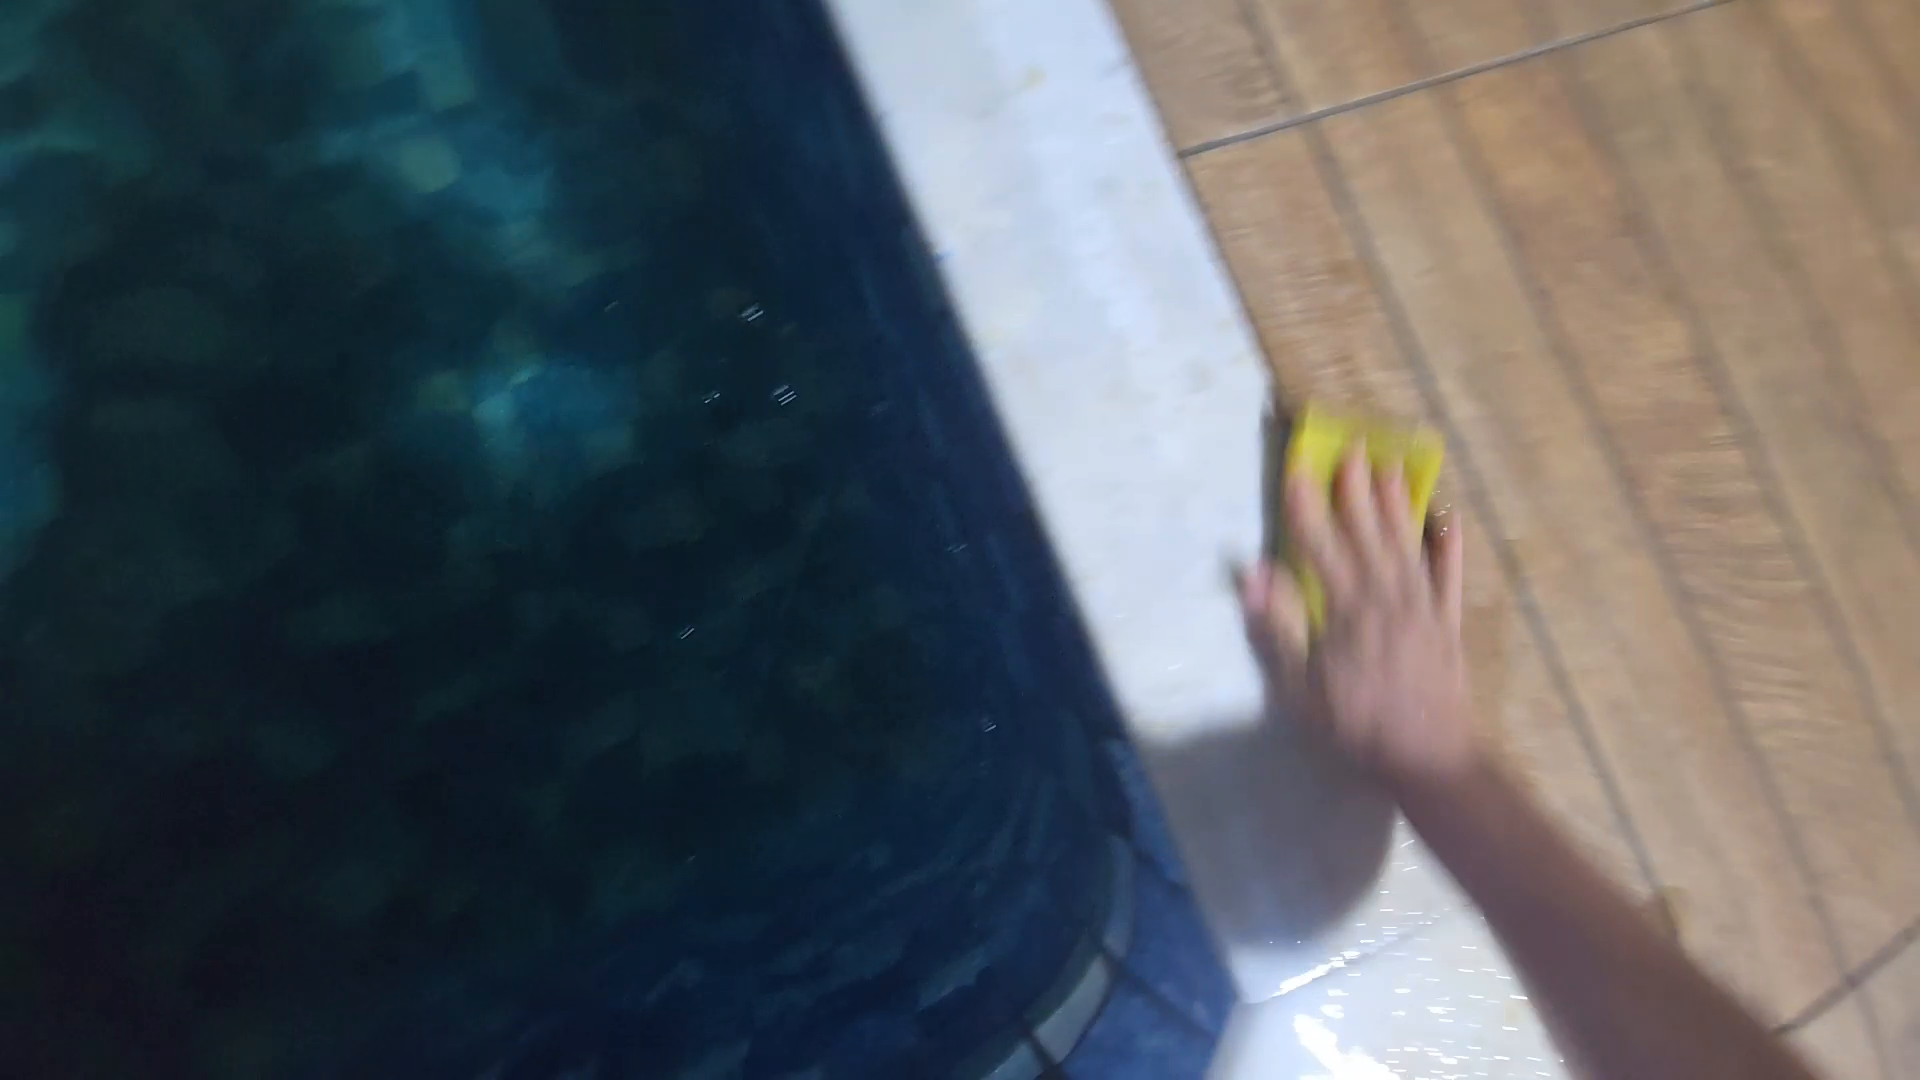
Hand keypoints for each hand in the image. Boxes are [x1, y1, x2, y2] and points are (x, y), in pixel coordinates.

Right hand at [1238, 444, 1479, 792]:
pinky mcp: (1448, 623)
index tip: (1297, 470)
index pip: (1319, 547)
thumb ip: (1276, 628)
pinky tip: (1449, 519)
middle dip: (1357, 491)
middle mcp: (1387, 598)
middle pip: (1368, 535)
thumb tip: (1254, 574)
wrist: (1429, 760)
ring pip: (1407, 545)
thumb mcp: (1298, 687)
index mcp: (1347, 611)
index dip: (1305, 508)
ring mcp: (1423, 608)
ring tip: (1392, 467)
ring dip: (1398, 504)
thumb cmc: (1353, 726)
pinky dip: (1450, 546)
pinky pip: (1450, 576)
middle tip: (1354, 449)